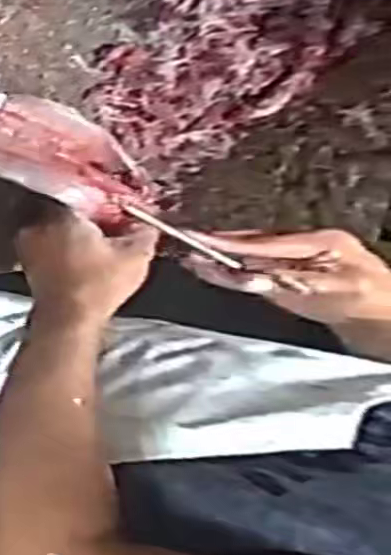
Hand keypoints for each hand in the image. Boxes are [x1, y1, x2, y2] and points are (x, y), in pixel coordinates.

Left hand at [17, 205, 157, 324]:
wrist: (67, 311)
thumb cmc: (100, 281)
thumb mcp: (135, 255)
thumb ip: (141, 233)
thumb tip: (142, 224)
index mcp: (62, 217)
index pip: (80, 196)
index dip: (101, 202)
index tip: (117, 210)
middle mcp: (37, 223)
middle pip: (62, 210)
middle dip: (85, 216)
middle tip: (108, 225)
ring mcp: (25, 239)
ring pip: (51, 225)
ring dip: (71, 229)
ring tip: (96, 241)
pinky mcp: (23, 255)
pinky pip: (43, 239)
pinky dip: (59, 242)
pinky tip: (78, 253)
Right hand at [182, 229, 390, 357]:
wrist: (379, 317)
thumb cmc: (367, 302)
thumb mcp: (334, 289)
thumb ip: (288, 282)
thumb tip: (245, 277)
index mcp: (322, 240)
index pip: (263, 242)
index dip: (227, 242)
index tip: (191, 237)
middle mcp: (302, 241)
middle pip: (250, 243)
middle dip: (217, 246)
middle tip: (184, 246)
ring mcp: (290, 253)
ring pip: (245, 252)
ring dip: (217, 256)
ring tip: (191, 259)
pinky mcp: (279, 265)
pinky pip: (247, 262)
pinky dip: (225, 266)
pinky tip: (208, 267)